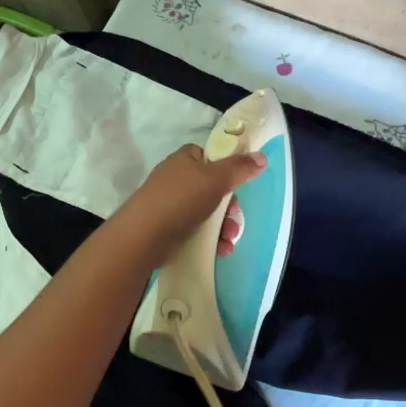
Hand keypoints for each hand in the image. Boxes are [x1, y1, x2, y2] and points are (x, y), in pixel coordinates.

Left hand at [113, 143, 266, 262]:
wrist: (143, 237)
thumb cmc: (181, 200)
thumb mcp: (215, 179)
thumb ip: (240, 168)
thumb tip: (262, 156)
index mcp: (186, 159)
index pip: (212, 156)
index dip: (229, 169)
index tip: (240, 184)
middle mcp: (178, 177)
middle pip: (215, 188)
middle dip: (231, 208)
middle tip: (235, 220)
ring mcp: (172, 203)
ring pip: (209, 211)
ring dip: (225, 227)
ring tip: (229, 240)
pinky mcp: (170, 226)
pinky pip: (198, 229)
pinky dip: (212, 238)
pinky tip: (220, 249)